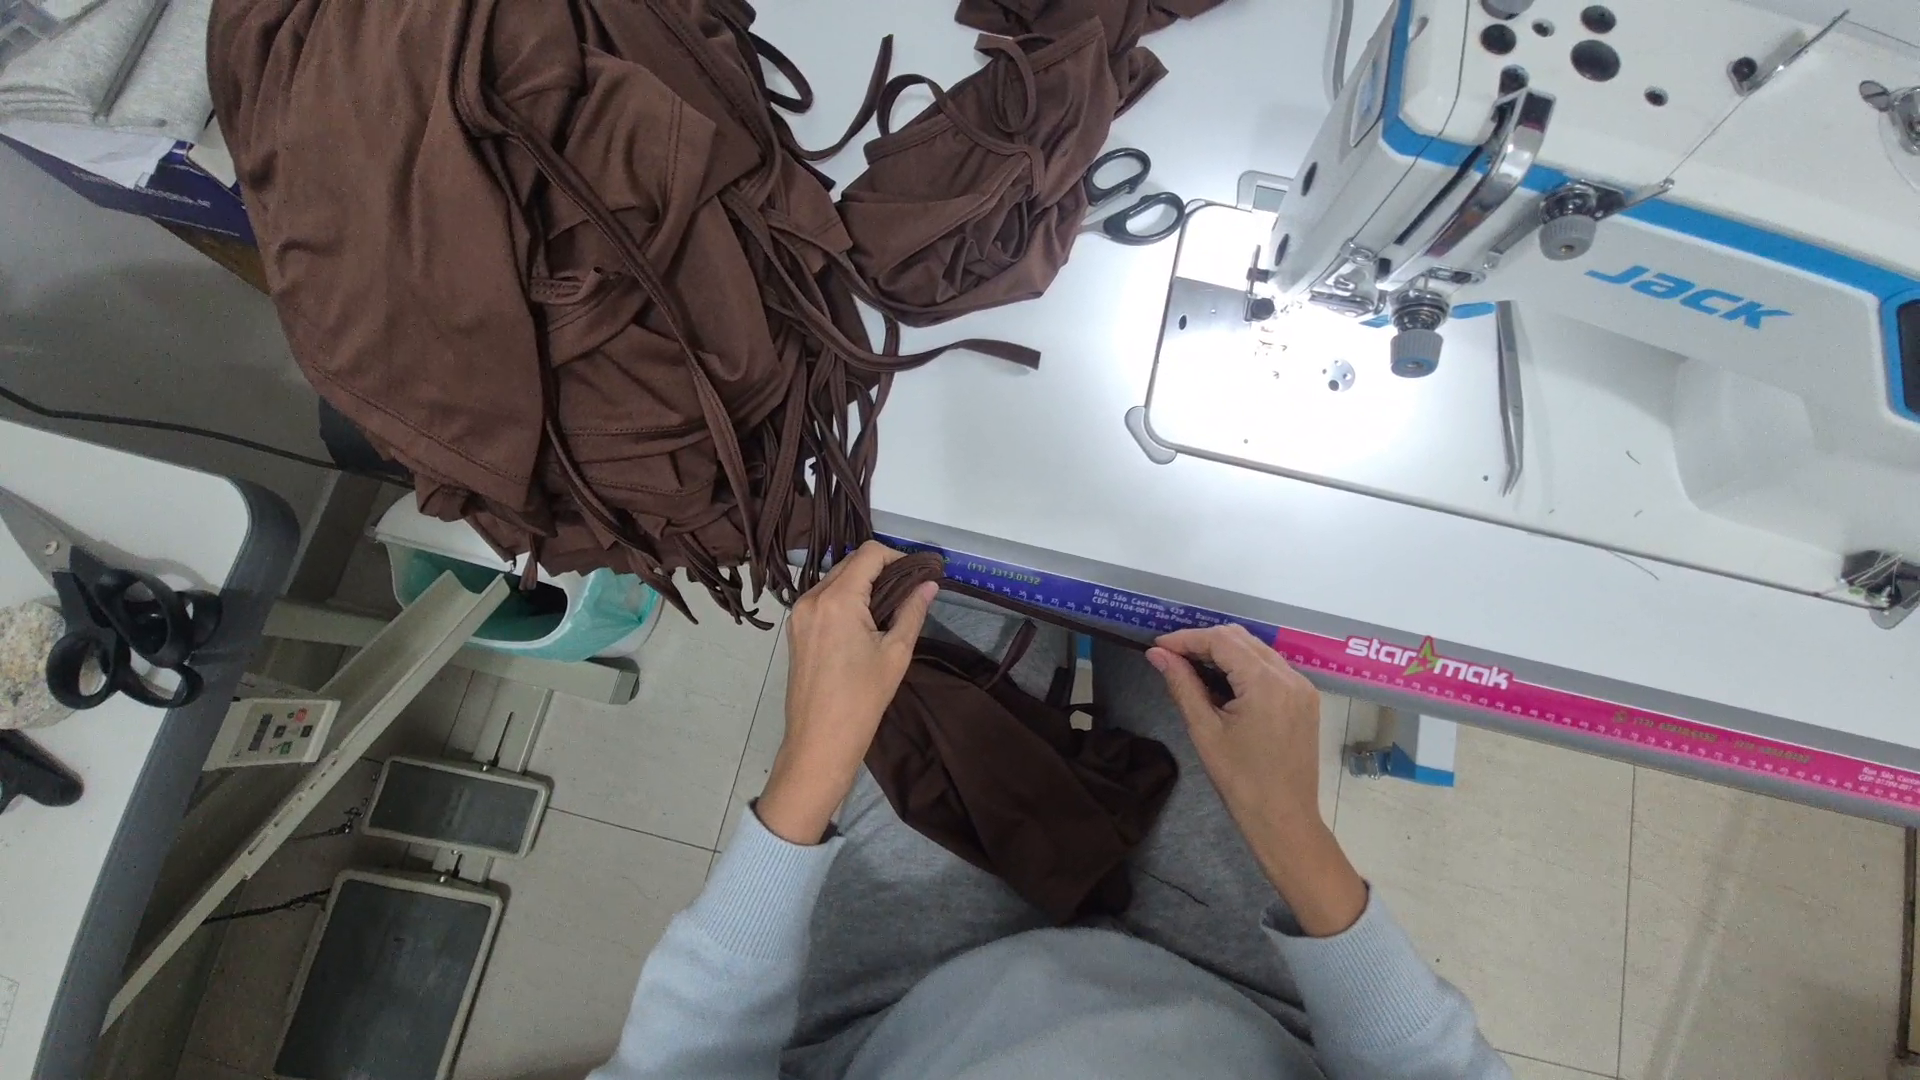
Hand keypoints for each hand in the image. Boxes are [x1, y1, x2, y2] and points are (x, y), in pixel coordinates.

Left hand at [757, 542, 936, 844]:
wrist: (819, 741)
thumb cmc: (862, 699)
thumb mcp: (895, 653)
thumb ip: (912, 611)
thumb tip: (930, 584)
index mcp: (837, 600)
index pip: (869, 554)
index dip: (898, 556)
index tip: (918, 574)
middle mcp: (812, 598)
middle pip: (851, 562)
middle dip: (882, 569)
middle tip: (910, 590)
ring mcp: (799, 613)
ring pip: (836, 578)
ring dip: (863, 583)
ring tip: (890, 607)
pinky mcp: (796, 628)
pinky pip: (824, 598)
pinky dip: (846, 598)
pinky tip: (865, 621)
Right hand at [1149, 624, 1366, 935]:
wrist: (1283, 818)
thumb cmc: (1240, 779)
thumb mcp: (1204, 729)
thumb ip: (1182, 684)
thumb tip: (1157, 654)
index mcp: (1266, 683)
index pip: (1221, 641)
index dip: (1186, 638)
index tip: (1158, 646)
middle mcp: (1290, 676)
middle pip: (1240, 638)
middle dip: (1204, 641)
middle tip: (1171, 656)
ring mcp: (1301, 687)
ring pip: (1256, 649)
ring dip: (1223, 651)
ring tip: (1191, 667)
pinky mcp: (1304, 699)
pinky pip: (1270, 667)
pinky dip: (1243, 665)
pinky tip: (1222, 682)